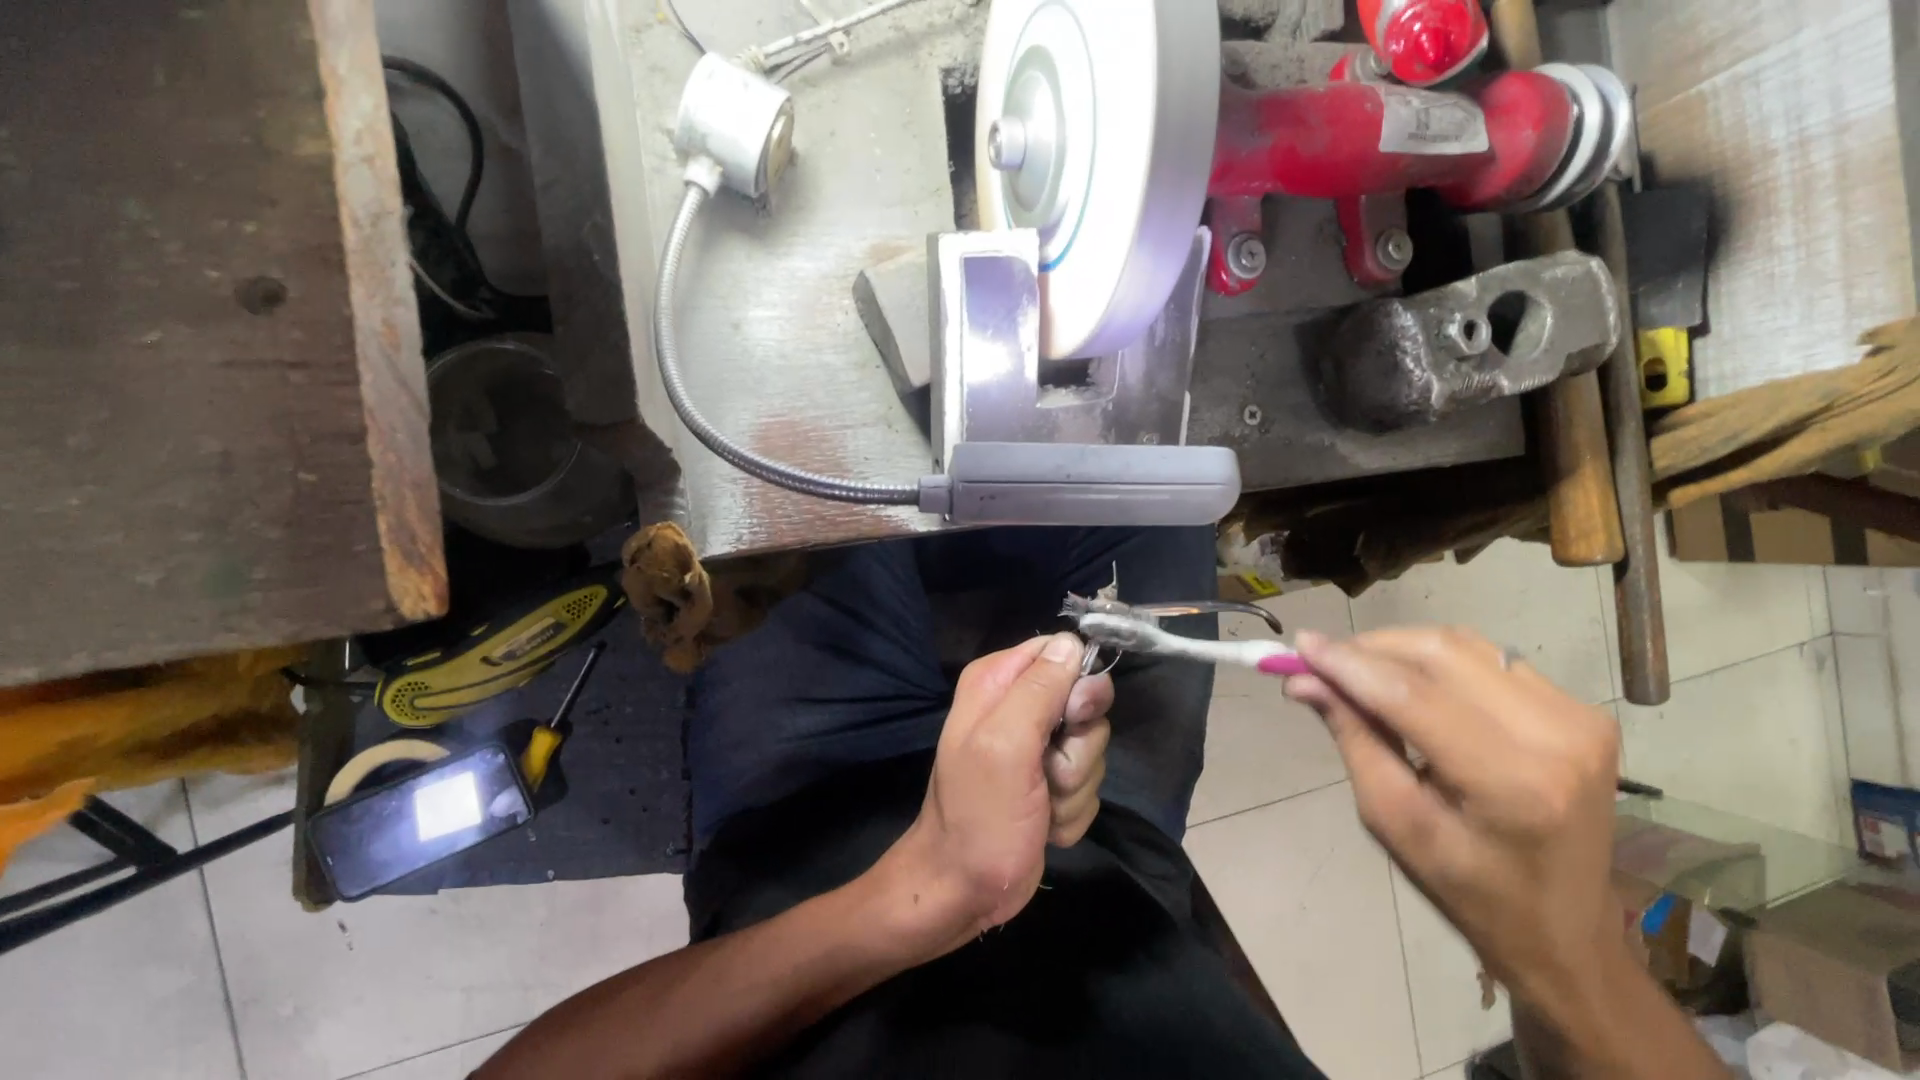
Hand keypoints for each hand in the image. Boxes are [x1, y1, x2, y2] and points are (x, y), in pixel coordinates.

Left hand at [877, 633, 1112, 952]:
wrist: (962, 890)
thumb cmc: (978, 816)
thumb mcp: (1005, 744)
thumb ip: (1039, 689)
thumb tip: (1074, 643)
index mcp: (996, 683)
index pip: (1062, 652)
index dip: (1079, 686)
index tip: (1072, 719)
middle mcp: (1018, 708)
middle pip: (1088, 705)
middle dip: (1078, 749)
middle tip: (1049, 772)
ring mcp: (1037, 750)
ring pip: (1092, 750)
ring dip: (1073, 788)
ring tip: (1040, 806)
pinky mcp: (1052, 787)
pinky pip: (1088, 787)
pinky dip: (1071, 812)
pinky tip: (1044, 826)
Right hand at [1283, 628, 1622, 1016]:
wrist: (1567, 929)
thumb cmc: (1468, 889)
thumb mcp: (1395, 820)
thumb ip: (1354, 739)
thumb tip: (1303, 679)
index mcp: (1511, 783)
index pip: (1412, 695)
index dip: (1350, 664)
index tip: (1299, 646)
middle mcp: (1556, 737)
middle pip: (1441, 654)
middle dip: (1371, 648)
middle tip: (1322, 659)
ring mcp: (1578, 719)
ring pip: (1465, 647)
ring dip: (1401, 649)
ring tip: (1358, 671)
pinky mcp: (1584, 711)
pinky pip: (1493, 660)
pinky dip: (1440, 663)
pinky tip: (1412, 685)